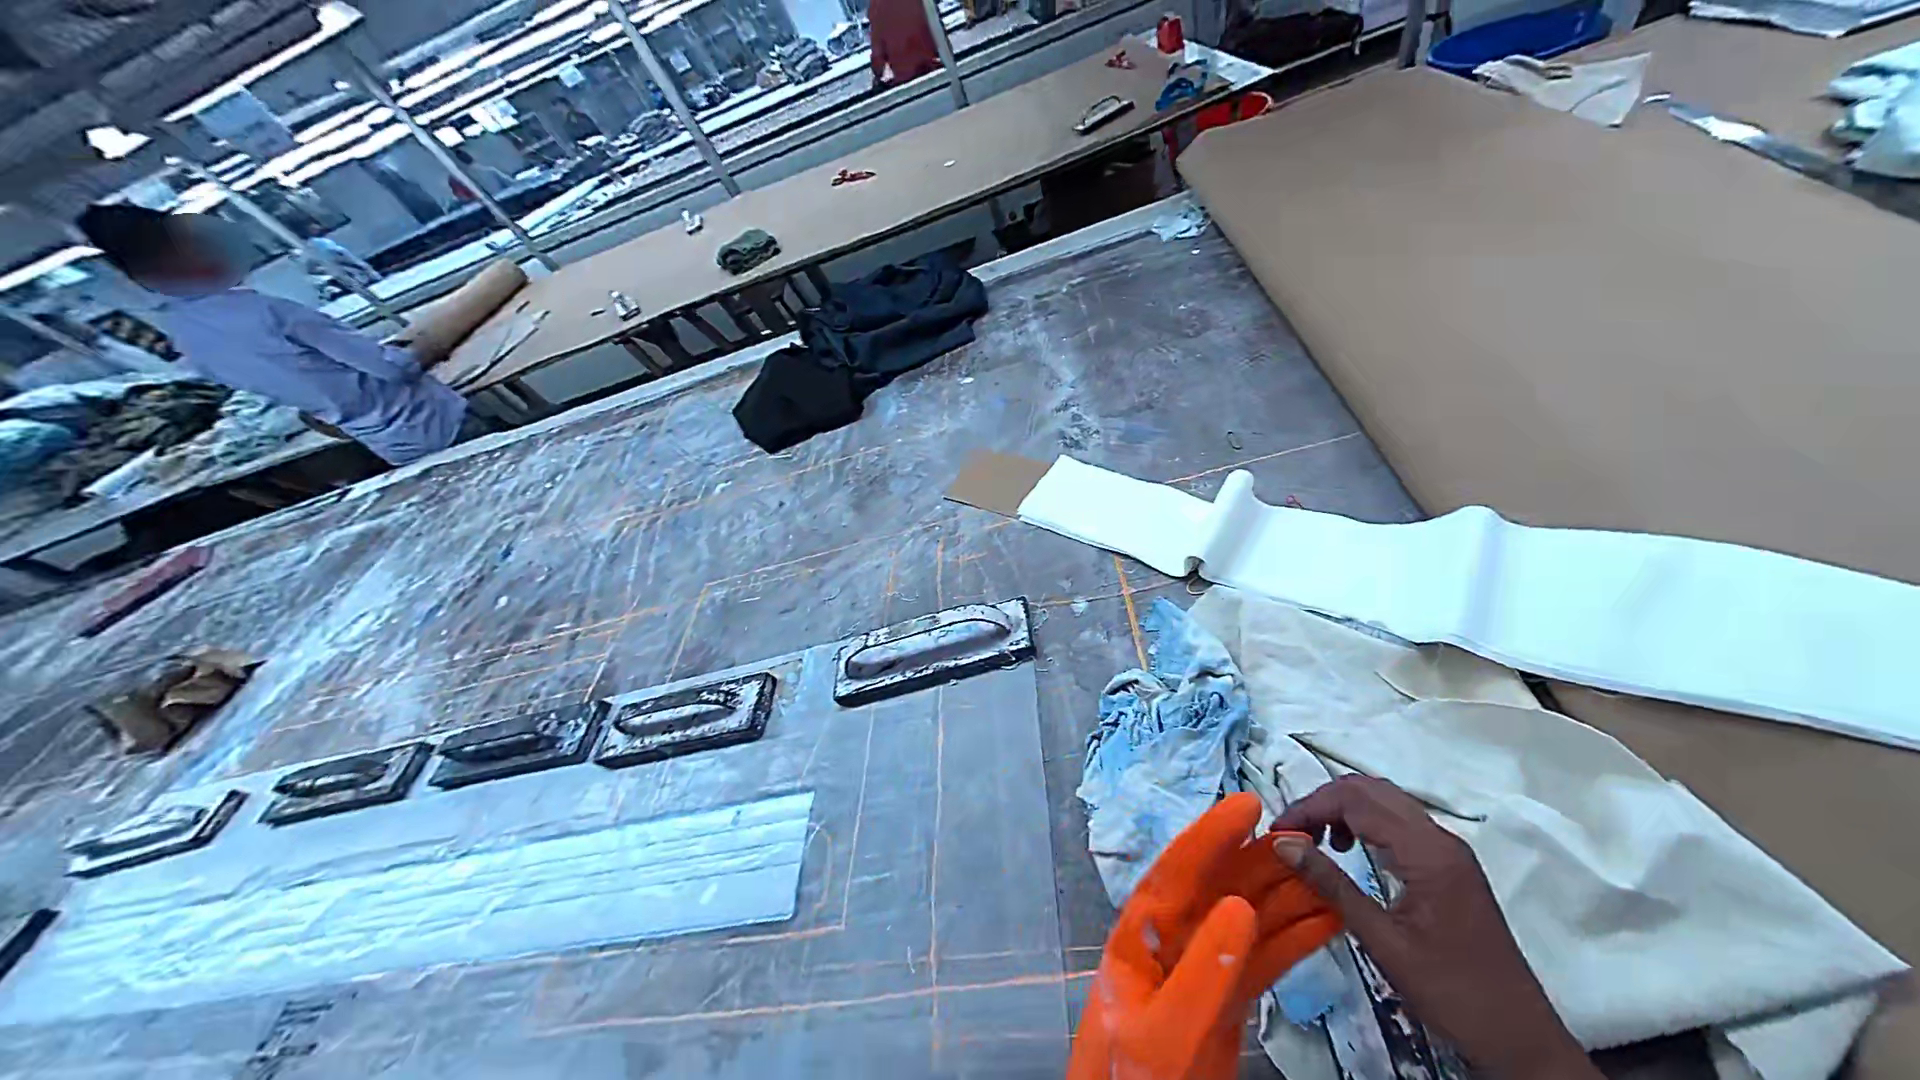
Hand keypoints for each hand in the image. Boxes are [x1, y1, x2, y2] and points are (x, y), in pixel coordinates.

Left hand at [1070, 793, 1341, 1079]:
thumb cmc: (1133, 1077)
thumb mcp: (1166, 1030)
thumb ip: (1203, 971)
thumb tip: (1240, 905)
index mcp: (1143, 932)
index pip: (1178, 871)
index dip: (1211, 834)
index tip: (1247, 805)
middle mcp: (1171, 937)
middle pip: (1219, 886)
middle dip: (1261, 860)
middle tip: (1307, 839)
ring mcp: (1200, 964)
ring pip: (1247, 917)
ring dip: (1285, 895)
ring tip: (1329, 875)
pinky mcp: (1225, 996)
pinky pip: (1264, 957)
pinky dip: (1295, 939)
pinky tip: (1330, 922)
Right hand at [1272, 775, 1601, 1079]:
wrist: (1522, 1041)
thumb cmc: (1452, 993)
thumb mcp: (1383, 941)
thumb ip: (1332, 885)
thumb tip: (1283, 843)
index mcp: (1428, 853)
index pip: (1356, 801)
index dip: (1310, 807)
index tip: (1279, 832)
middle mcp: (1441, 840)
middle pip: (1370, 790)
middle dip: (1323, 802)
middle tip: (1292, 833)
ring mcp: (1449, 850)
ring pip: (1384, 801)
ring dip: (1343, 809)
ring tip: (1315, 841)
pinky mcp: (1449, 865)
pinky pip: (1398, 822)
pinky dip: (1363, 823)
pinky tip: (1348, 850)